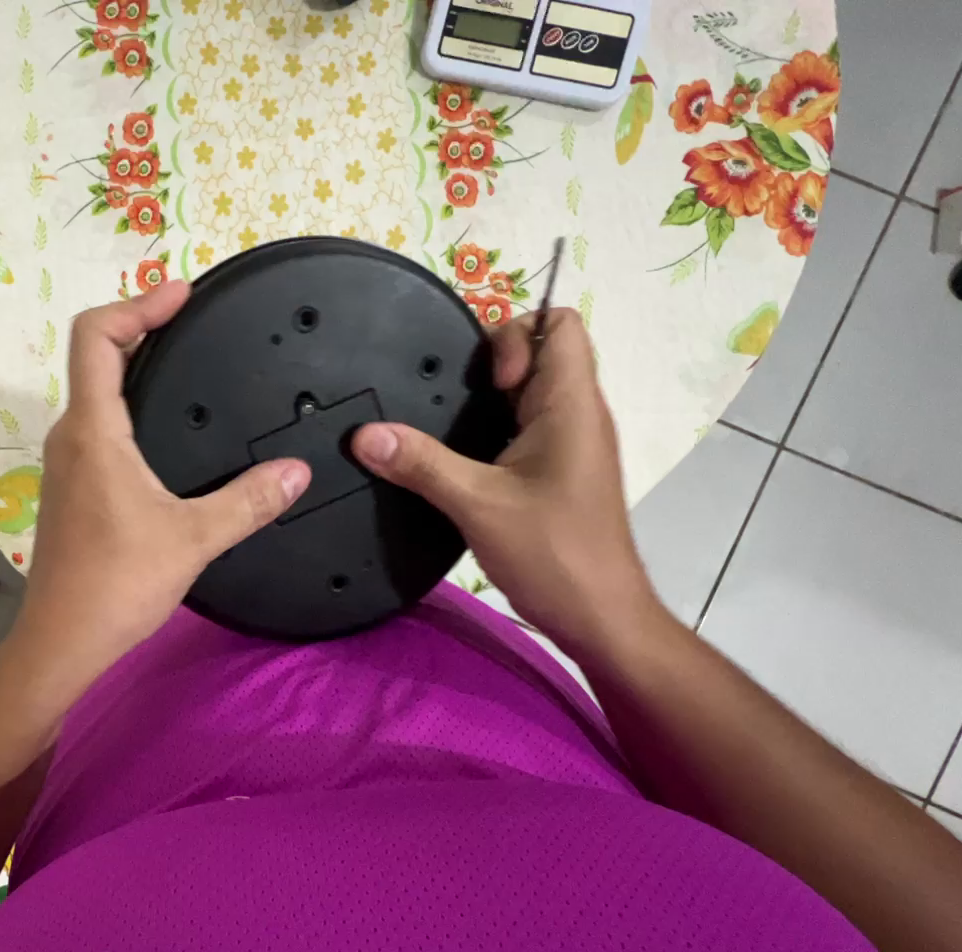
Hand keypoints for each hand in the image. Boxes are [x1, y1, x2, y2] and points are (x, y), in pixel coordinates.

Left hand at [12, 282, 311, 677]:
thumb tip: (297, 471)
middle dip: (140, 329)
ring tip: (186, 368)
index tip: (181, 295)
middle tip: (194, 325)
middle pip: (94, 358)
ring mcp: (66, 464)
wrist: (63, 639)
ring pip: (95, 395)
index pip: (96, 338)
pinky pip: (98, 427)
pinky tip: (167, 432)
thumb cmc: (117, 584)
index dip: (136, 304)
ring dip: (134, 370)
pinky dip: (128, 407)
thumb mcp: (193, 539)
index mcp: (93, 432)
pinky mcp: (71, 488)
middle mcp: (71, 437)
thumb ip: (247, 502)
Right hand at [350, 309, 661, 653]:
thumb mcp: (477, 504)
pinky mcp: (555, 473)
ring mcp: (568, 445)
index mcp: (570, 405)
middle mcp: (575, 415)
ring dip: (485, 402)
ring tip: (443, 428)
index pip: (558, 326)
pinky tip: (455, 462)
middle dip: (488, 365)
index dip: (515, 334)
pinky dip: (489, 431)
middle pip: (539, 354)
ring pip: (527, 395)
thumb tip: (364, 434)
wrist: (598, 615)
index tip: (481, 380)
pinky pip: (521, 429)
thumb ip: (420, 464)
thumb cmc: (553, 553)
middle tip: (448, 402)